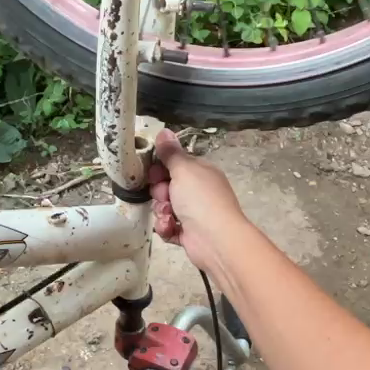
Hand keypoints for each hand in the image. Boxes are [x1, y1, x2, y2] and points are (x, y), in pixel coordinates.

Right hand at [148, 128, 249, 275]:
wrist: (215, 239)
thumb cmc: (201, 199)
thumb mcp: (184, 170)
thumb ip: (171, 153)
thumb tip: (164, 131)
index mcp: (200, 172)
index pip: (175, 165)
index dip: (161, 169)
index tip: (154, 174)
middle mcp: (198, 191)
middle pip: (166, 187)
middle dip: (159, 193)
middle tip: (165, 196)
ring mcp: (193, 213)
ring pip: (164, 208)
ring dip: (161, 211)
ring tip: (169, 216)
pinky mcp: (187, 233)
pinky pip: (167, 227)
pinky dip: (166, 228)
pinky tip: (171, 229)